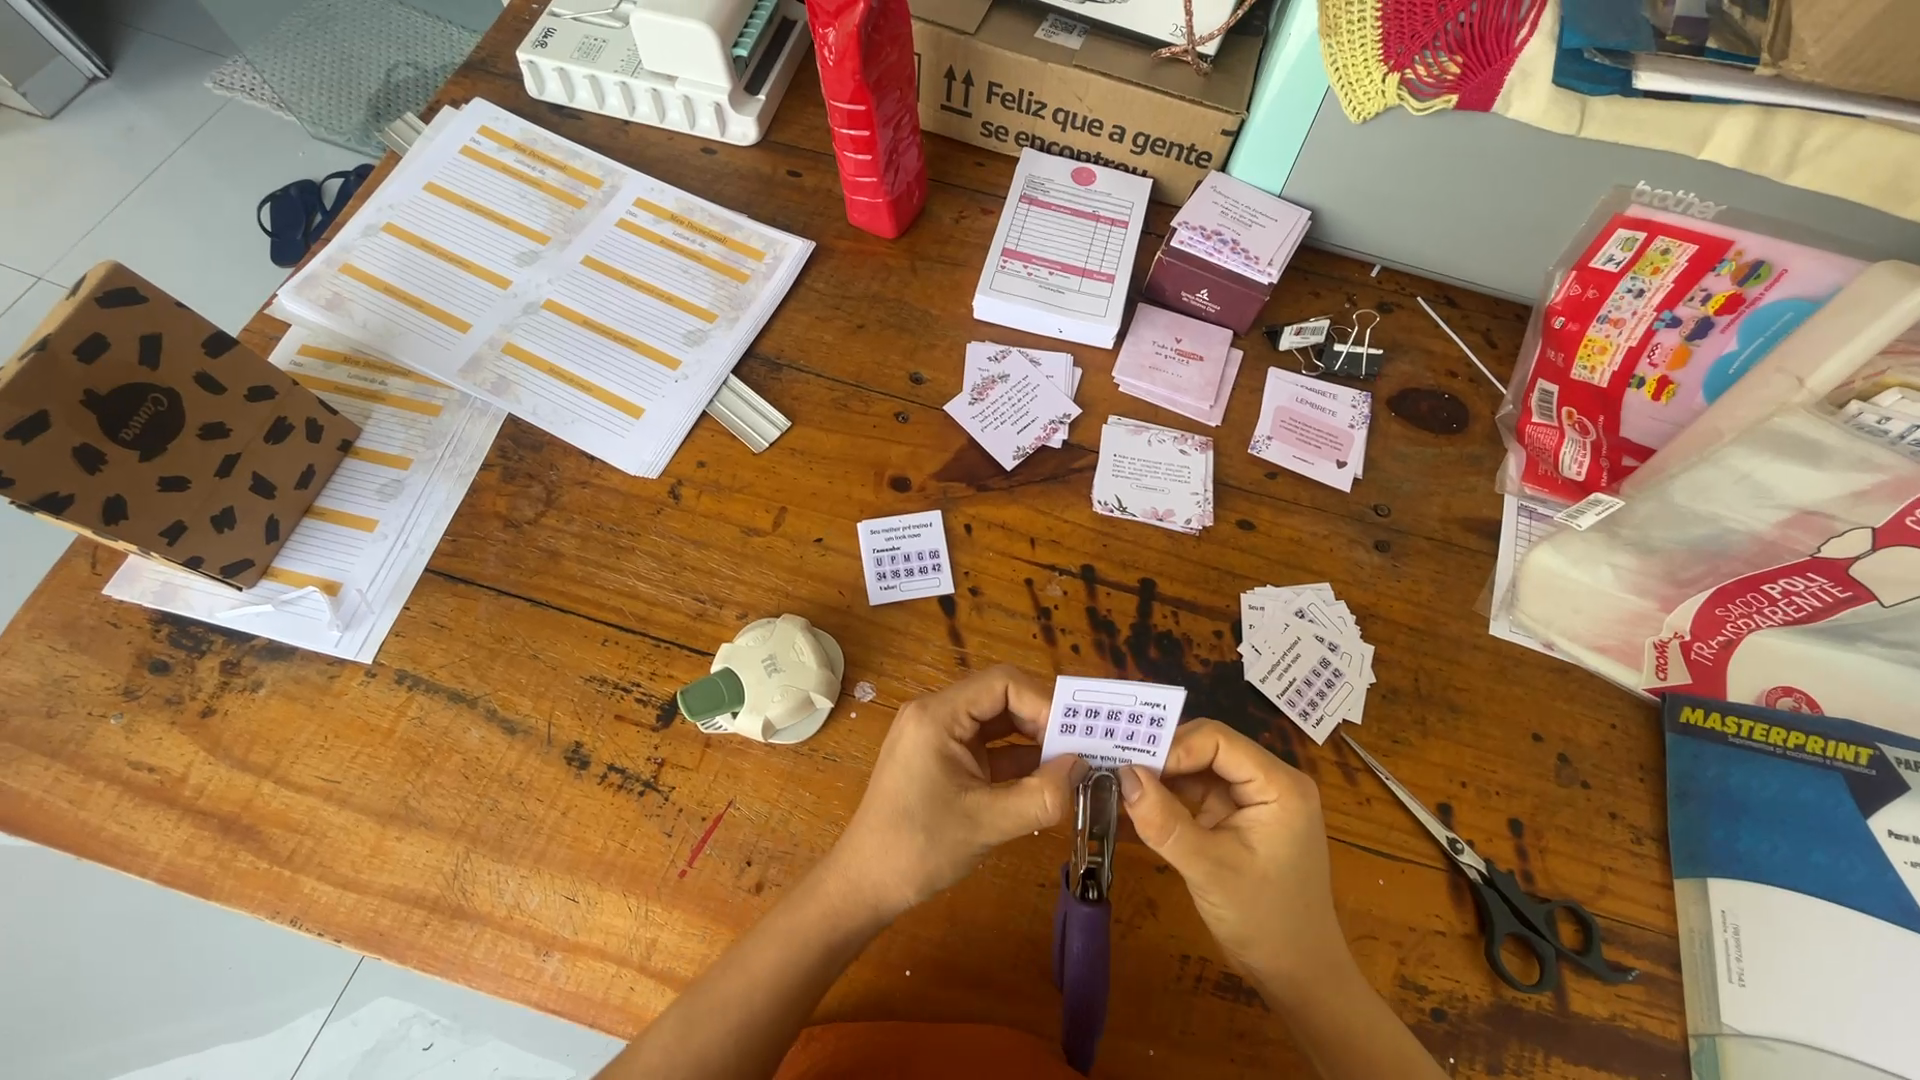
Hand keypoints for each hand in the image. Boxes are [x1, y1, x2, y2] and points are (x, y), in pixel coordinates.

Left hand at [830, 665, 1087, 919]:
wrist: (866, 884)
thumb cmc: (918, 848)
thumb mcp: (986, 823)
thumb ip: (1040, 795)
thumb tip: (1084, 768)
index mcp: (938, 716)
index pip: (1002, 683)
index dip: (1044, 701)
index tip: (1077, 732)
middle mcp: (937, 716)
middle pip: (1002, 698)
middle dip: (1044, 720)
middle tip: (1085, 746)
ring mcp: (941, 739)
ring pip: (999, 724)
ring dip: (1036, 741)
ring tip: (1076, 762)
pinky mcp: (945, 762)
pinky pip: (990, 749)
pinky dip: (1020, 762)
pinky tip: (1050, 780)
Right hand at [1118, 719, 1350, 996]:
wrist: (1297, 975)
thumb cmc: (1265, 920)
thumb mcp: (1209, 869)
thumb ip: (1164, 821)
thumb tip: (1123, 775)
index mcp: (1278, 784)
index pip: (1217, 740)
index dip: (1172, 747)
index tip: (1130, 766)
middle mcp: (1268, 782)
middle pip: (1206, 750)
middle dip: (1161, 760)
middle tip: (1115, 771)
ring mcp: (1252, 802)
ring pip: (1196, 772)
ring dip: (1159, 781)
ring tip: (1115, 787)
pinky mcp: (1236, 821)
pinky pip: (1195, 798)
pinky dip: (1166, 802)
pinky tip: (1132, 810)